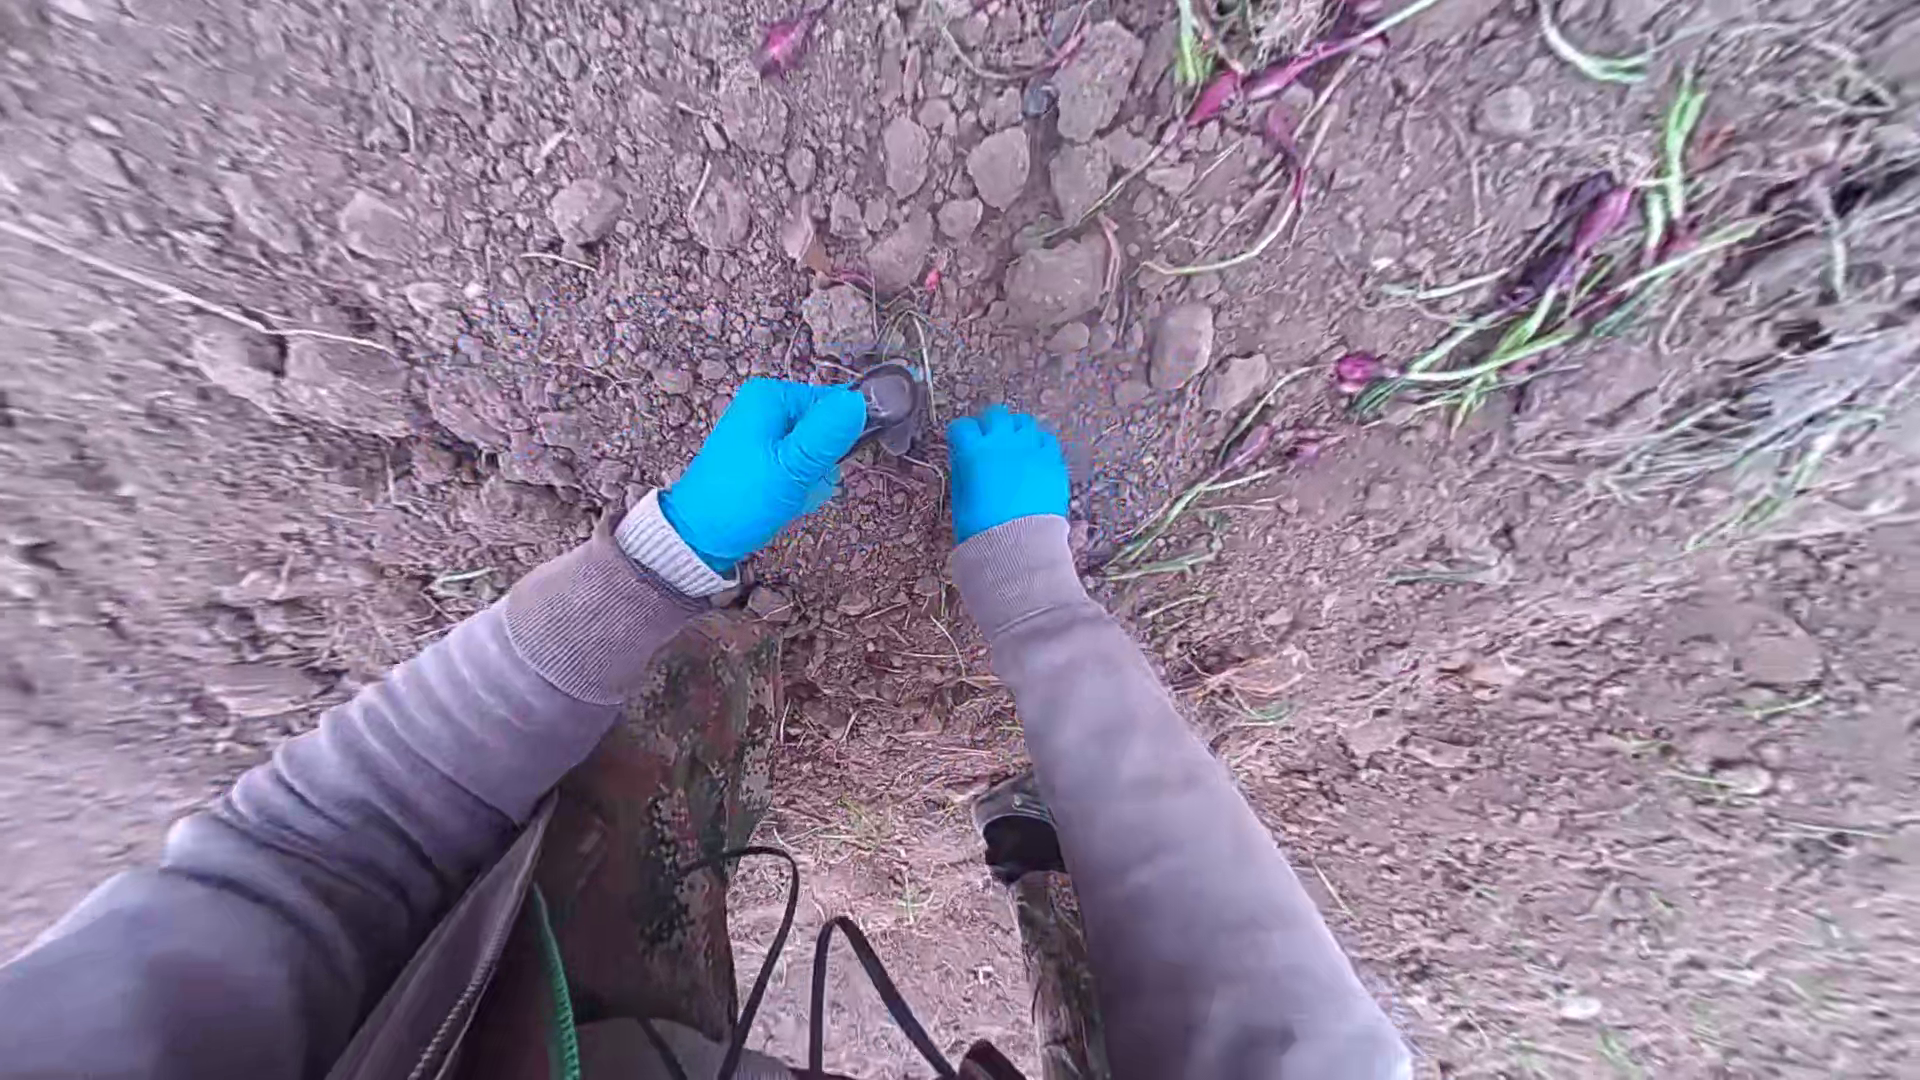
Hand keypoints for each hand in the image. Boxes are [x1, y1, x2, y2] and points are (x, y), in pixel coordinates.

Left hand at [661, 378, 866, 571]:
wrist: (700, 537)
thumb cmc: (742, 500)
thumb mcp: (792, 467)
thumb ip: (828, 434)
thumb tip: (860, 403)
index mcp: (771, 396)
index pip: (834, 404)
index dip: (840, 436)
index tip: (827, 463)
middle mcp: (767, 407)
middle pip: (826, 429)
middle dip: (824, 463)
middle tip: (804, 483)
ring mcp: (765, 433)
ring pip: (817, 453)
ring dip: (814, 479)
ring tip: (793, 495)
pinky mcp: (765, 457)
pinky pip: (800, 467)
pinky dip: (800, 485)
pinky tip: (787, 500)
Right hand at [946, 405, 1069, 542]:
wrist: (1017, 547)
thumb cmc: (984, 530)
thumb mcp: (961, 501)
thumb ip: (964, 474)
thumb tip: (966, 462)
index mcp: (974, 453)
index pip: (962, 428)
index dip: (961, 435)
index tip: (963, 441)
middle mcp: (1003, 444)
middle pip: (995, 415)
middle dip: (990, 424)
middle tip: (989, 437)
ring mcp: (1031, 450)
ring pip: (1024, 423)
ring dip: (1015, 431)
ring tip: (1014, 445)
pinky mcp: (1052, 462)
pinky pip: (1046, 440)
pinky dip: (1038, 444)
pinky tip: (1034, 456)